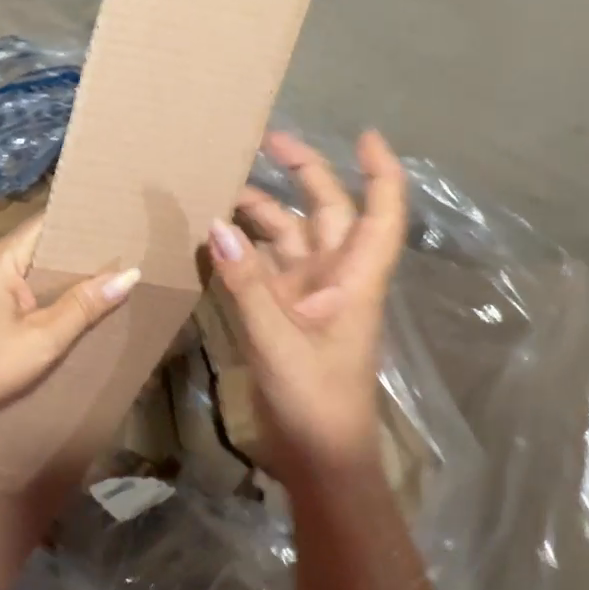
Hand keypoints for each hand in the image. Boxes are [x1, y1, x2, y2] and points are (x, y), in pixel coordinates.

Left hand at [0, 212, 141, 420]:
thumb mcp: (45, 337)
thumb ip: (85, 304)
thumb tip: (130, 273)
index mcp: (0, 254)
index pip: (47, 222)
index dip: (82, 224)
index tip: (117, 224)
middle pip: (39, 239)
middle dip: (76, 249)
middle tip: (121, 251)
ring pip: (29, 258)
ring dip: (61, 268)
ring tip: (105, 270)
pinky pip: (18, 273)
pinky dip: (42, 281)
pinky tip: (69, 294)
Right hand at [208, 131, 407, 479]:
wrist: (317, 454)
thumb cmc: (316, 398)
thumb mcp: (277, 339)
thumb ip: (245, 282)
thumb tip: (216, 224)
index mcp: (353, 280)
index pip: (379, 216)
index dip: (380, 173)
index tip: (366, 135)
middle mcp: (333, 277)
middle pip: (325, 212)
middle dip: (302, 173)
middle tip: (263, 140)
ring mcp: (305, 293)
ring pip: (285, 234)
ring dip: (257, 208)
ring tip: (217, 184)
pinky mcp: (280, 310)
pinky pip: (258, 263)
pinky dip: (237, 244)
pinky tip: (209, 231)